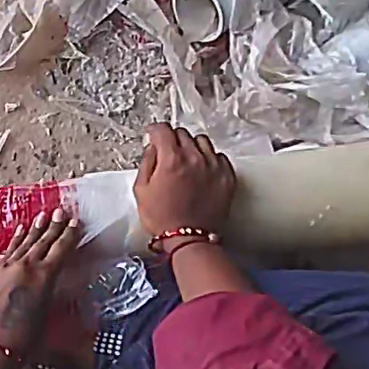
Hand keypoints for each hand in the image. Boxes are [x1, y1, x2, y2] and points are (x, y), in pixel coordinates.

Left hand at [0, 210, 82, 368]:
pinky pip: (9, 250)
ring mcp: (7, 267)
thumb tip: (57, 284)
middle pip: (43, 242)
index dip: (69, 236)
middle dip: (54, 226)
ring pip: (25, 243)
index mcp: (44, 277)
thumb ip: (52, 294)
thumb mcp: (47, 315)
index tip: (76, 223)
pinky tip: (20, 230)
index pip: (60, 250)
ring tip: (43, 216)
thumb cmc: (25, 339)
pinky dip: (16, 239)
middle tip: (61, 211)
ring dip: (35, 229)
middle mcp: (26, 267)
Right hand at [135, 125, 236, 244]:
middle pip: (182, 134)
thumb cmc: (163, 217)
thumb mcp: (141, 190)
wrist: (189, 238)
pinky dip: (209, 158)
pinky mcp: (227, 176)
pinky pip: (219, 156)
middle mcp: (195, 158)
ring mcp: (214, 166)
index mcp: (171, 159)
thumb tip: (152, 148)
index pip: (163, 130)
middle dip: (171, 139)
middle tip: (167, 152)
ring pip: (202, 141)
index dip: (154, 130)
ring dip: (191, 146)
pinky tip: (201, 169)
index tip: (153, 133)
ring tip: (186, 160)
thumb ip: (146, 163)